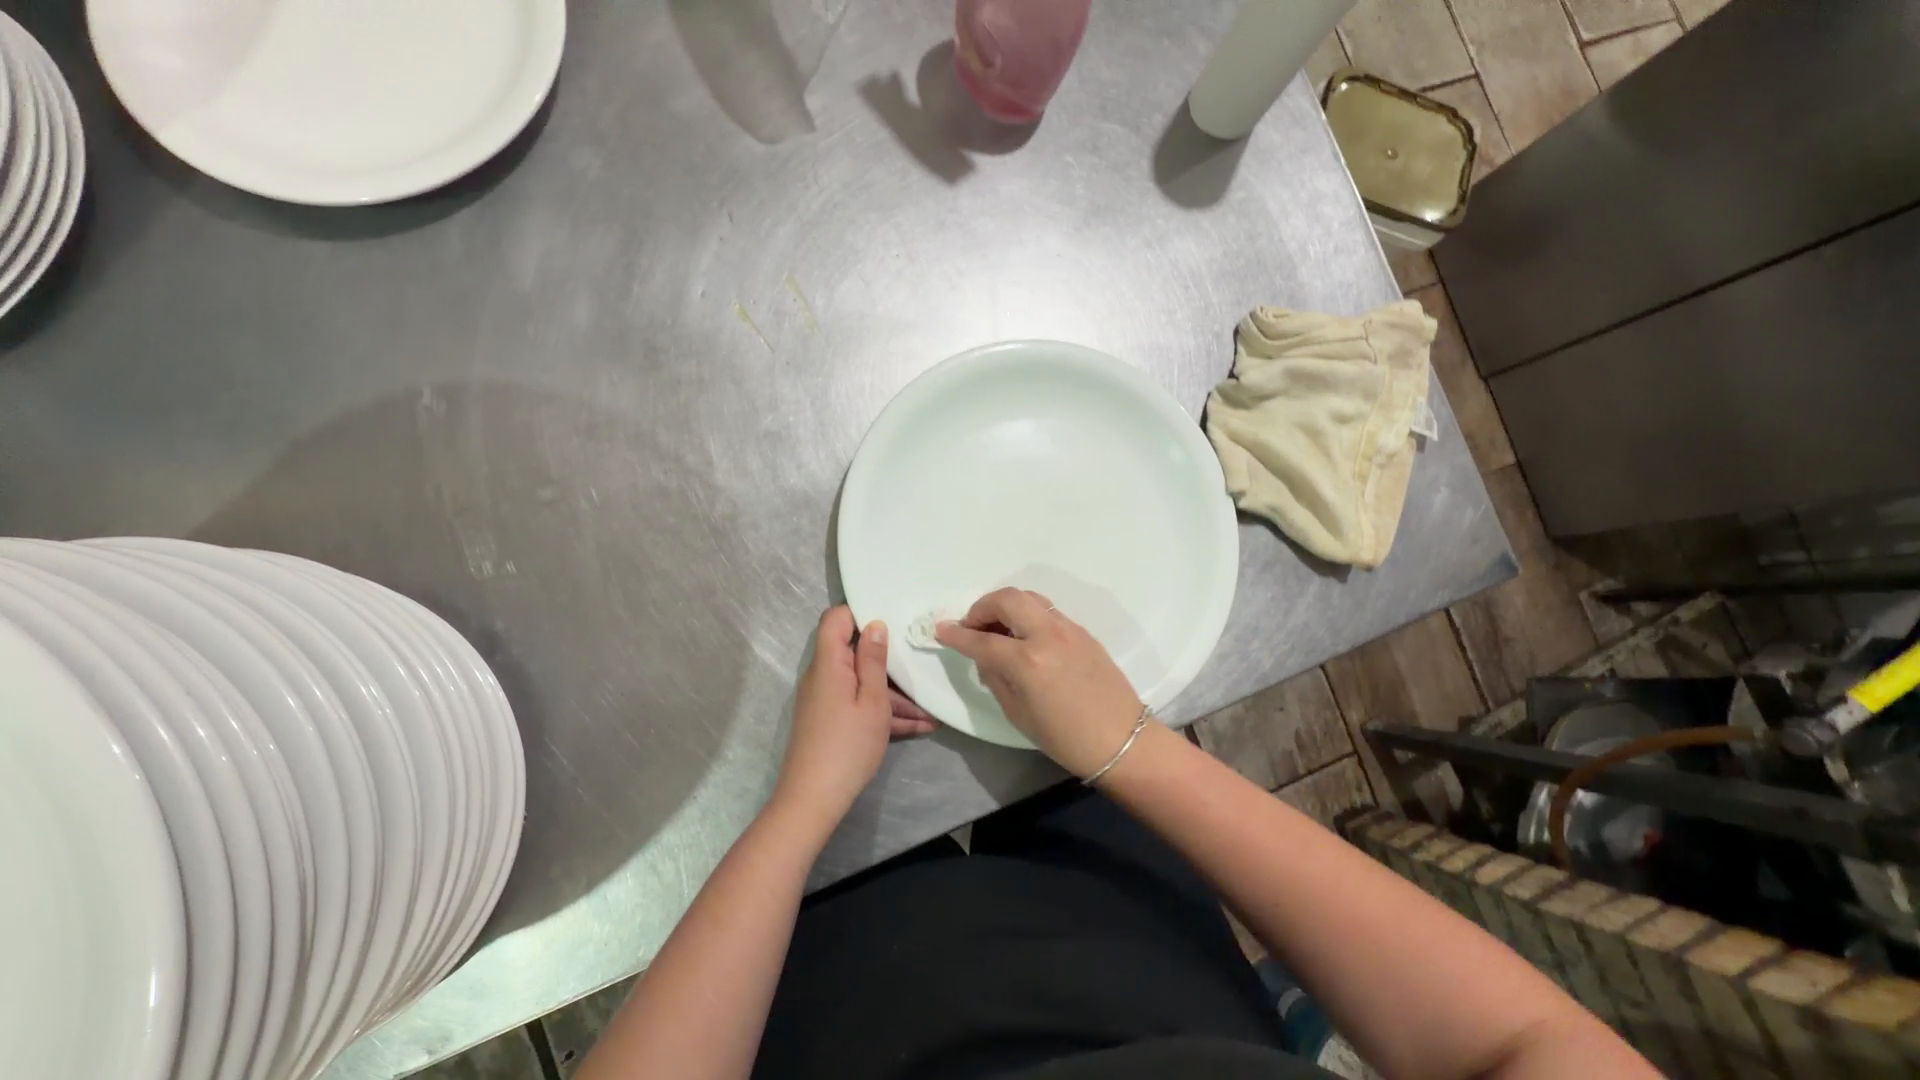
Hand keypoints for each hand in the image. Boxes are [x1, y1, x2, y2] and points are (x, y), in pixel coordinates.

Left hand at [775, 607, 934, 824]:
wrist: (814, 800)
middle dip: (888, 660)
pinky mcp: (831, 722)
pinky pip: (860, 706)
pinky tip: (920, 727)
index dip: (861, 613)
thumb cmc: (847, 746)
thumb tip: (874, 625)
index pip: (836, 619)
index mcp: (829, 663)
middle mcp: (823, 676)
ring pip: (863, 685)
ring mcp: (826, 700)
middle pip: (854, 654)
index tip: (892, 617)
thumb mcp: (871, 702)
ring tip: (931, 711)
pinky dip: (884, 714)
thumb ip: (873, 661)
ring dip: (894, 696)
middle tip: (921, 660)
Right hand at [935, 588, 1146, 778]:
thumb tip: (985, 656)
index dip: (956, 635)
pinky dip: (1028, 615)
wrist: (1121, 740)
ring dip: (1007, 606)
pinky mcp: (1083, 632)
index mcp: (1027, 661)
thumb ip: (996, 677)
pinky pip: (1048, 612)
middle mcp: (1047, 635)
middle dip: (982, 608)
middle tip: (973, 627)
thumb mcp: (1017, 714)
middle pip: (1007, 599)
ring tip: (998, 629)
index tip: (941, 630)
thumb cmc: (1065, 738)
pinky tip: (1025, 638)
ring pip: (1030, 598)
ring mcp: (1069, 629)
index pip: (981, 640)